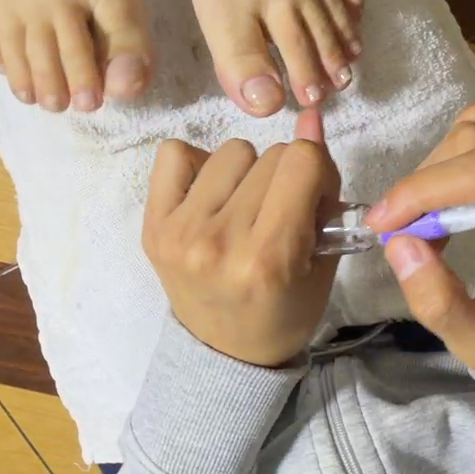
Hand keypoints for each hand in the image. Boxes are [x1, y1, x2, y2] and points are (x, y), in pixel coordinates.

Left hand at [143, 109, 342, 366]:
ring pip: (231, 151)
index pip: (303, 161)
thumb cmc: (283, 314)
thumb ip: (321, 192)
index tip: (315, 199)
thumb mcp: (321, 263)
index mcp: (269, 257)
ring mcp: (181, 232)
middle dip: (287, 177)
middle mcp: (220, 240)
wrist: (224, 356)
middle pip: (270, 155)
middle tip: (281, 212)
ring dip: (246, 172)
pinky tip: (210, 197)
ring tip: (244, 208)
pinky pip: (175, 154)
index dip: (319, 172)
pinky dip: (198, 166)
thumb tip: (310, 116)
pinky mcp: (153, 226)